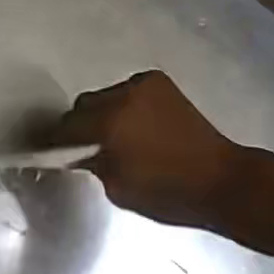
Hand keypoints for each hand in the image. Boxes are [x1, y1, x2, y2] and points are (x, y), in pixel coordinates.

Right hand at [50, 71, 242, 228]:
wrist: (219, 178)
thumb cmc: (167, 193)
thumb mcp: (118, 188)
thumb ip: (94, 163)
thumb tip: (81, 151)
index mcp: (108, 124)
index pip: (67, 125)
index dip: (58, 139)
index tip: (54, 150)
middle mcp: (121, 95)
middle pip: (84, 104)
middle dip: (81, 123)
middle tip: (88, 145)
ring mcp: (142, 84)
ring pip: (107, 96)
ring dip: (105, 112)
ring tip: (120, 135)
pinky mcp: (158, 81)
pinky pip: (129, 90)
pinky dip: (127, 105)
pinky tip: (140, 124)